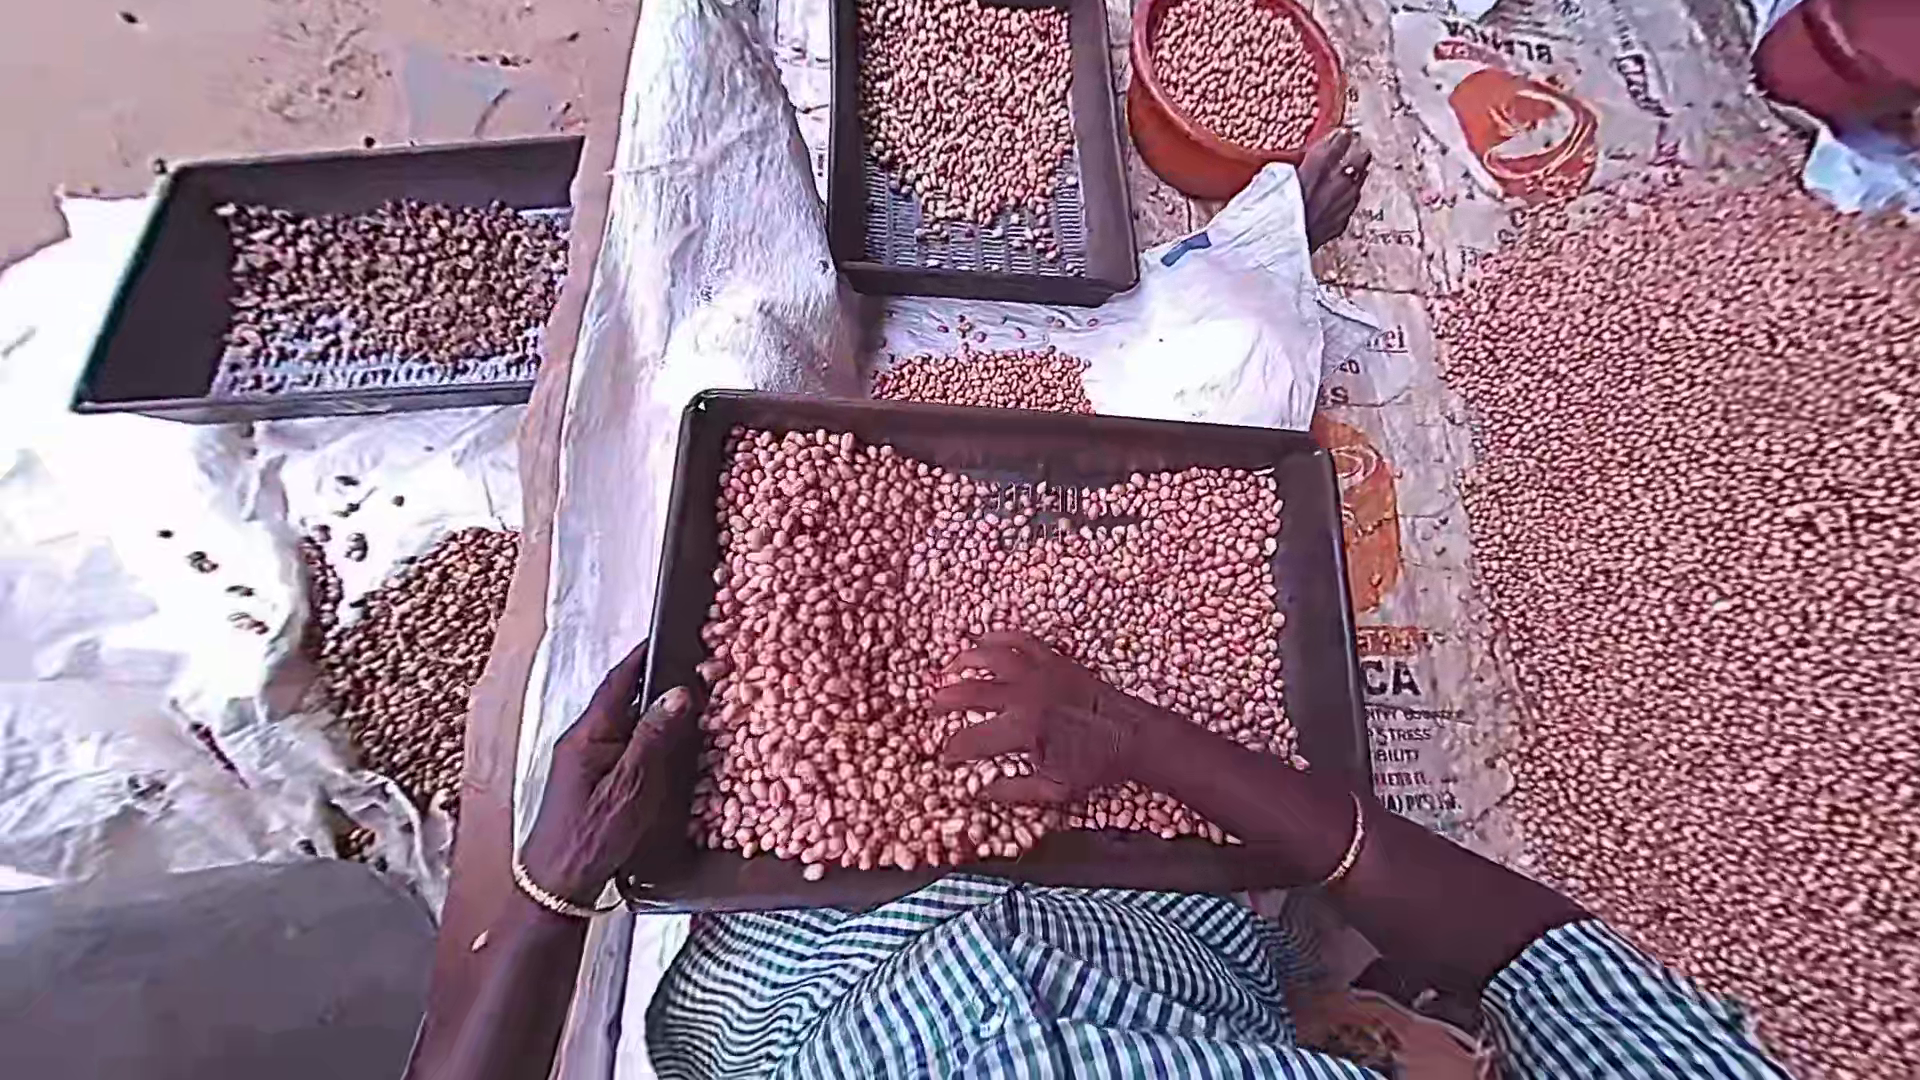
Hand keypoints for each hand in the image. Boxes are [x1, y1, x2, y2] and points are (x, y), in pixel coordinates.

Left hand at [520, 641, 694, 905]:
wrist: (555, 887)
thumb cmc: (592, 836)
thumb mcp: (630, 786)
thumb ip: (653, 738)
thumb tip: (678, 692)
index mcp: (588, 735)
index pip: (618, 682)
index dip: (642, 655)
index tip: (666, 632)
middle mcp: (584, 739)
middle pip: (622, 697)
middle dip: (654, 677)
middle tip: (691, 663)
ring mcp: (586, 757)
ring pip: (625, 719)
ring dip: (653, 705)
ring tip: (690, 694)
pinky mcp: (593, 775)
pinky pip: (626, 739)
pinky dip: (649, 730)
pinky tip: (672, 737)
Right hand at [931, 631, 1172, 804]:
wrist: (1131, 733)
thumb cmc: (1094, 764)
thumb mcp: (1055, 789)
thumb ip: (1013, 790)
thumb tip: (980, 792)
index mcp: (1023, 730)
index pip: (973, 739)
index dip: (953, 750)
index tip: (946, 756)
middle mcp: (1024, 695)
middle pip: (971, 692)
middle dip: (945, 700)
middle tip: (932, 708)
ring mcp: (1038, 672)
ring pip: (990, 656)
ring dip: (965, 661)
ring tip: (950, 667)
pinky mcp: (1052, 658)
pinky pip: (1020, 640)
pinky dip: (999, 637)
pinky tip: (985, 641)